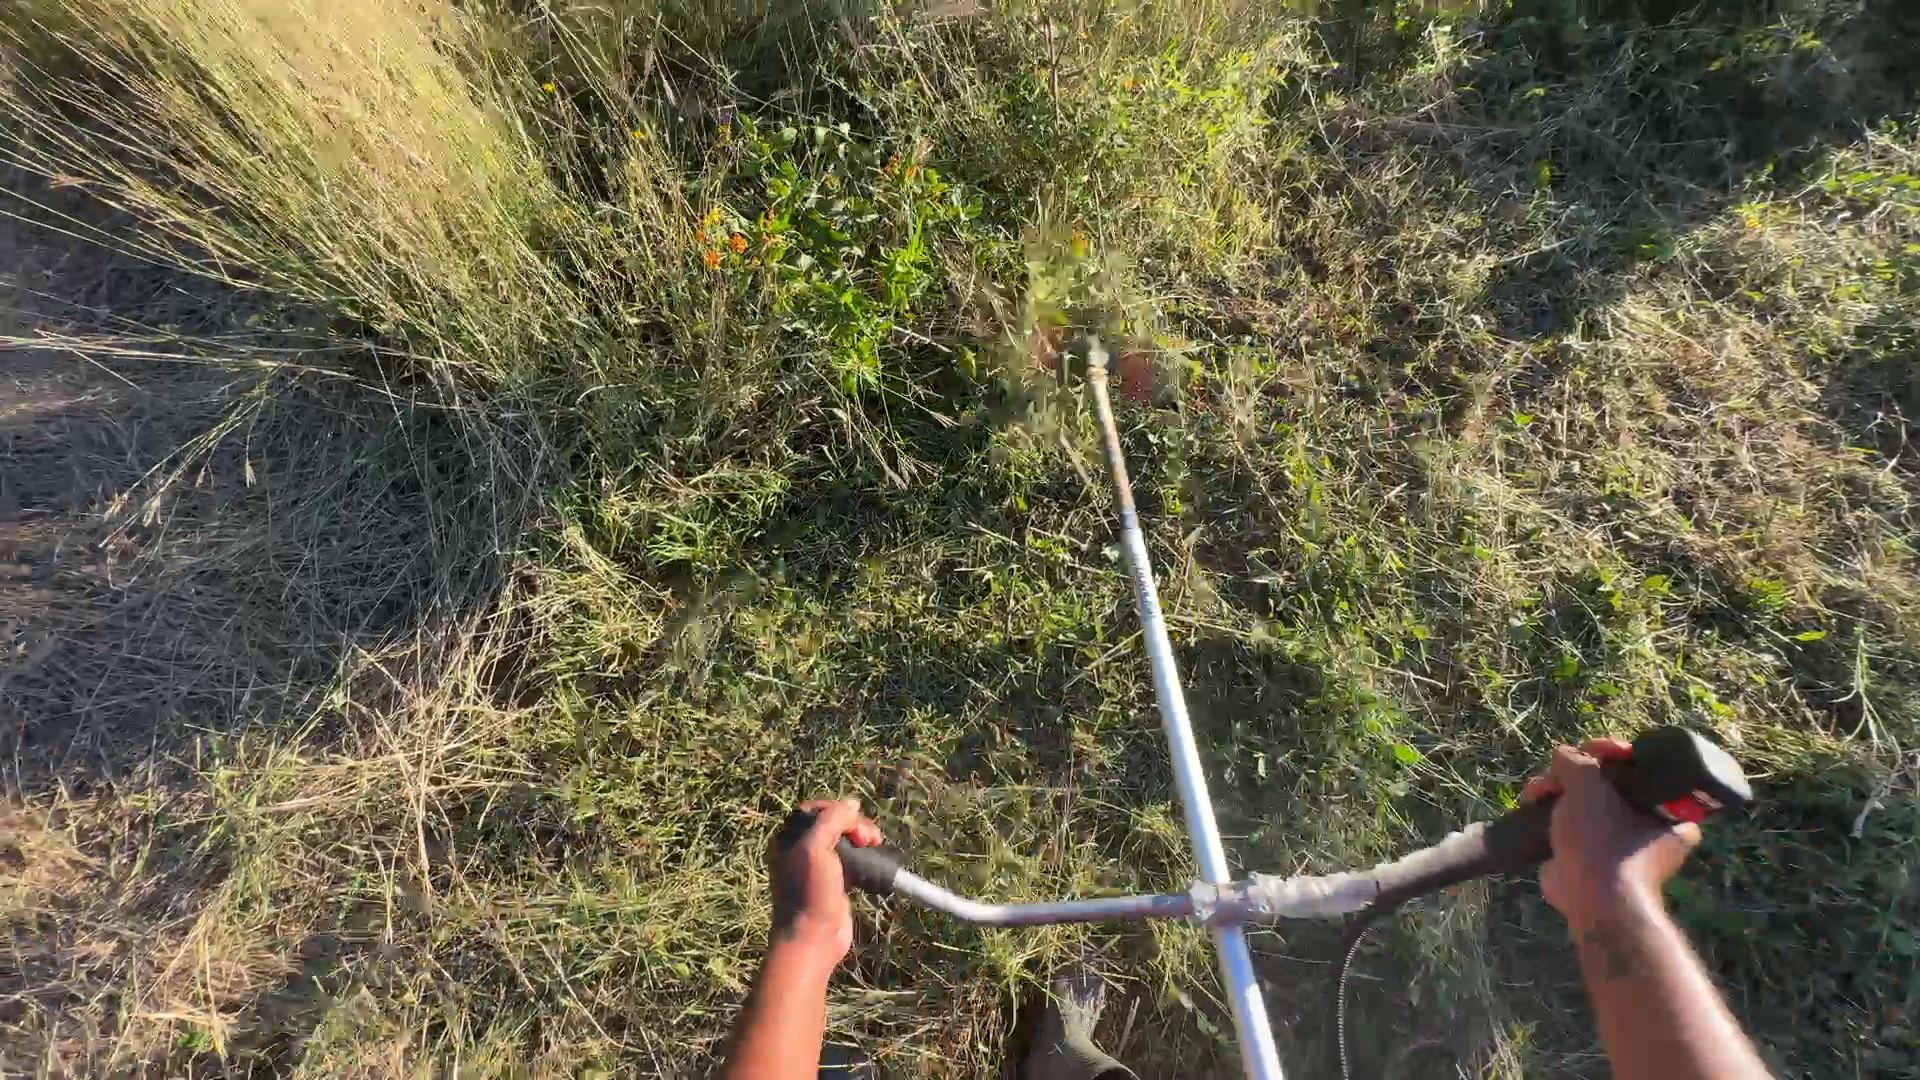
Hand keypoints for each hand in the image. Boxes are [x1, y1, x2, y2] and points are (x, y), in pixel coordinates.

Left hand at [767, 799, 884, 968]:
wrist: (814, 938)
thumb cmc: (810, 891)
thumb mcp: (815, 848)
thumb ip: (832, 820)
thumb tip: (853, 803)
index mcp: (788, 839)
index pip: (816, 810)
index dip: (838, 811)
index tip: (853, 823)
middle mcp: (801, 849)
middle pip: (833, 822)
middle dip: (855, 824)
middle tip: (869, 837)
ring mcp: (818, 865)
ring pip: (845, 838)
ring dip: (862, 836)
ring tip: (875, 844)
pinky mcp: (835, 880)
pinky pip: (851, 857)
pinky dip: (864, 854)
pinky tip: (872, 857)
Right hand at [1522, 738, 1700, 932]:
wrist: (1590, 894)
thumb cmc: (1603, 840)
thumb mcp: (1590, 789)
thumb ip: (1576, 761)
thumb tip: (1562, 754)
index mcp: (1669, 811)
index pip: (1641, 767)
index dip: (1613, 752)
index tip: (1591, 749)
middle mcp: (1646, 822)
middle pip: (1603, 780)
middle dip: (1570, 773)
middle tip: (1554, 776)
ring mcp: (1615, 835)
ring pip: (1580, 795)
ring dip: (1553, 787)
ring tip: (1536, 794)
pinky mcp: (1587, 846)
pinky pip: (1568, 814)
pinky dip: (1549, 806)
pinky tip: (1533, 804)